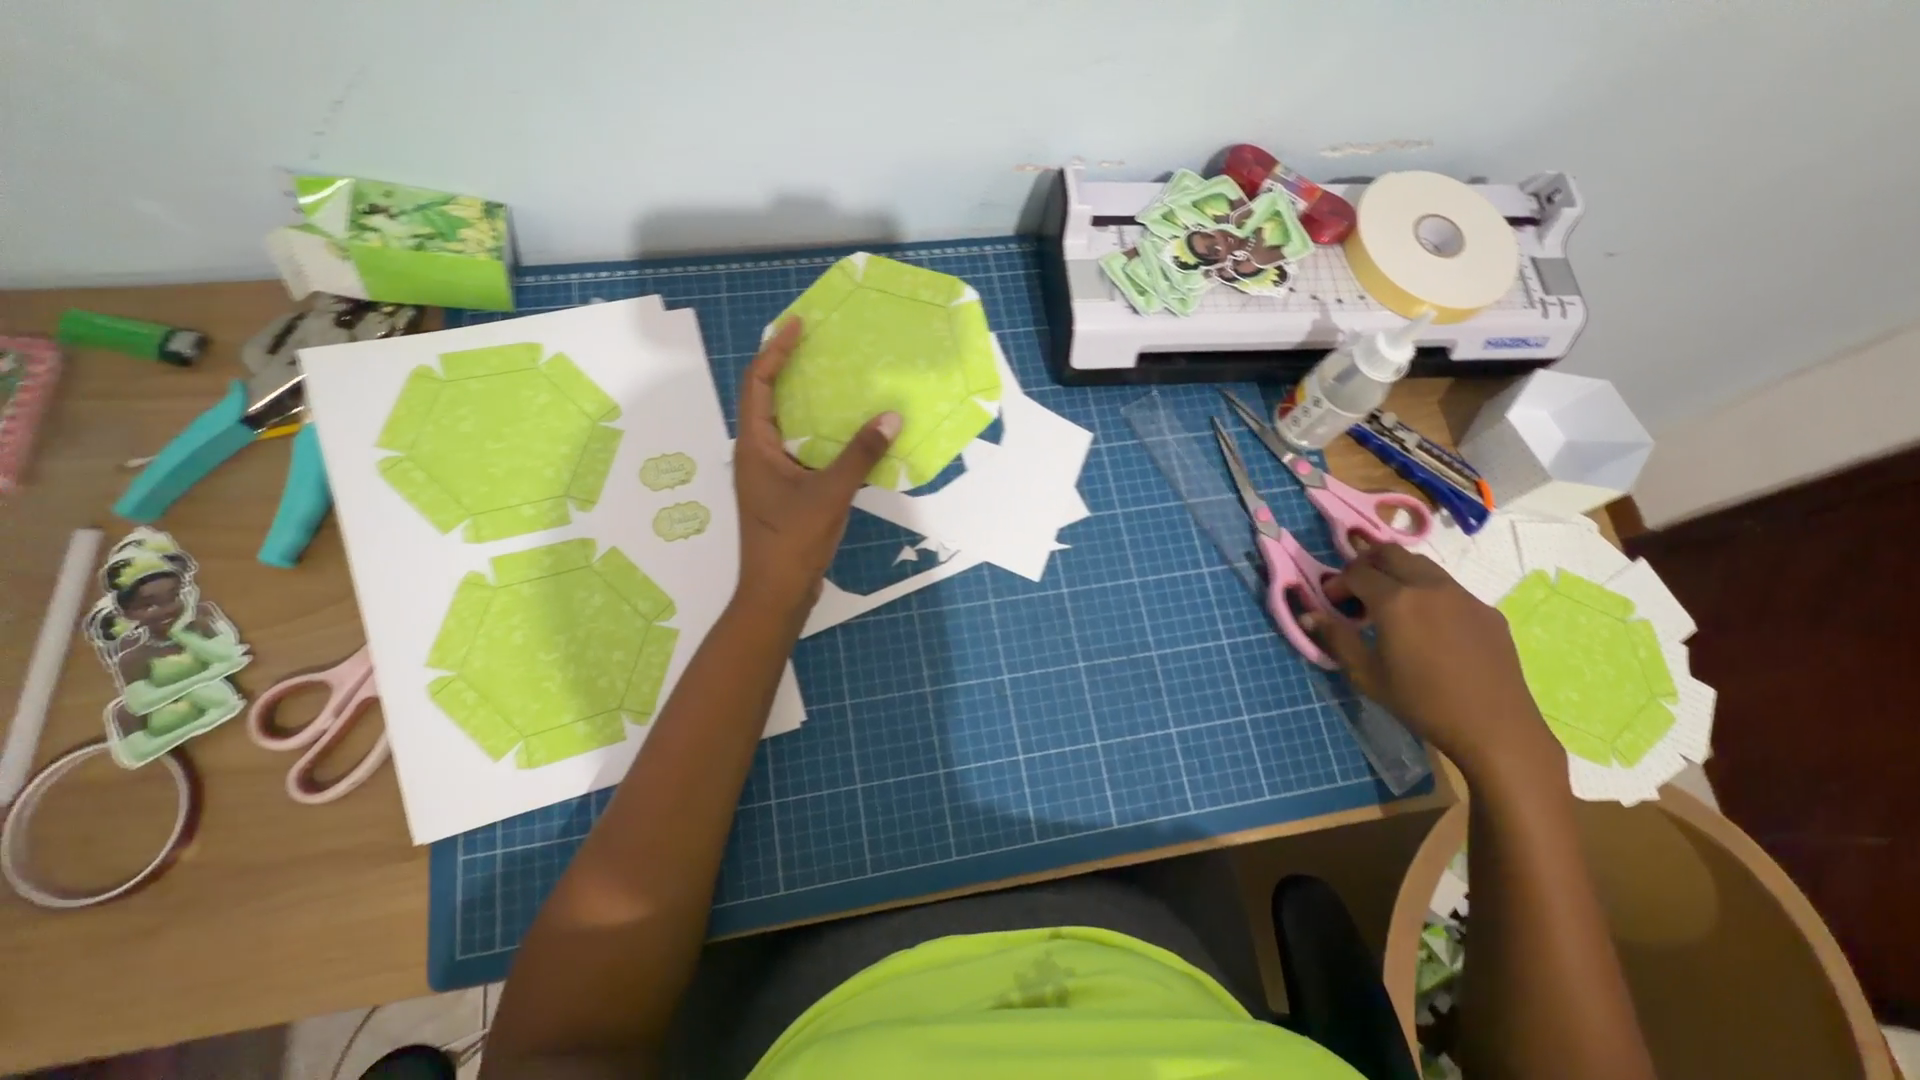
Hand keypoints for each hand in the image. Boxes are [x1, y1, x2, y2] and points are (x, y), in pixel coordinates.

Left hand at [733, 317, 899, 615]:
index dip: (775, 350)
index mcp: (754, 446)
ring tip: (837, 382)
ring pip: (784, 427)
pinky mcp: (782, 493)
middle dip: (789, 369)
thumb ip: (860, 454)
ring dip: (806, 403)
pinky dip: (819, 435)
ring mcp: (767, 475)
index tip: (796, 325)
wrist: (776, 593)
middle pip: (766, 399)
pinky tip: (847, 435)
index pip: (757, 383)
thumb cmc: (793, 540)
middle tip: (819, 346)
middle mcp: (755, 455)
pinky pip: (799, 450)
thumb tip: (890, 418)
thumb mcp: (831, 493)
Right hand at [1308, 542, 1560, 782]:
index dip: (1337, 583)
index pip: (1357, 572)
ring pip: (1422, 565)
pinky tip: (1427, 626)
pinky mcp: (1486, 609)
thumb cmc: (1421, 702)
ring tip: (1390, 605)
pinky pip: (1449, 587)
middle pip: (1390, 553)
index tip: (1331, 603)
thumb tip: (1309, 615)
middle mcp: (1429, 586)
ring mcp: (1463, 595)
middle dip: (1366, 565)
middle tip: (1356, 591)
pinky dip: (1427, 592)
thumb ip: (1337, 638)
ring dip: (1398, 574)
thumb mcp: (1367, 674)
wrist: (1494, 725)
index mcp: (1396, 601)